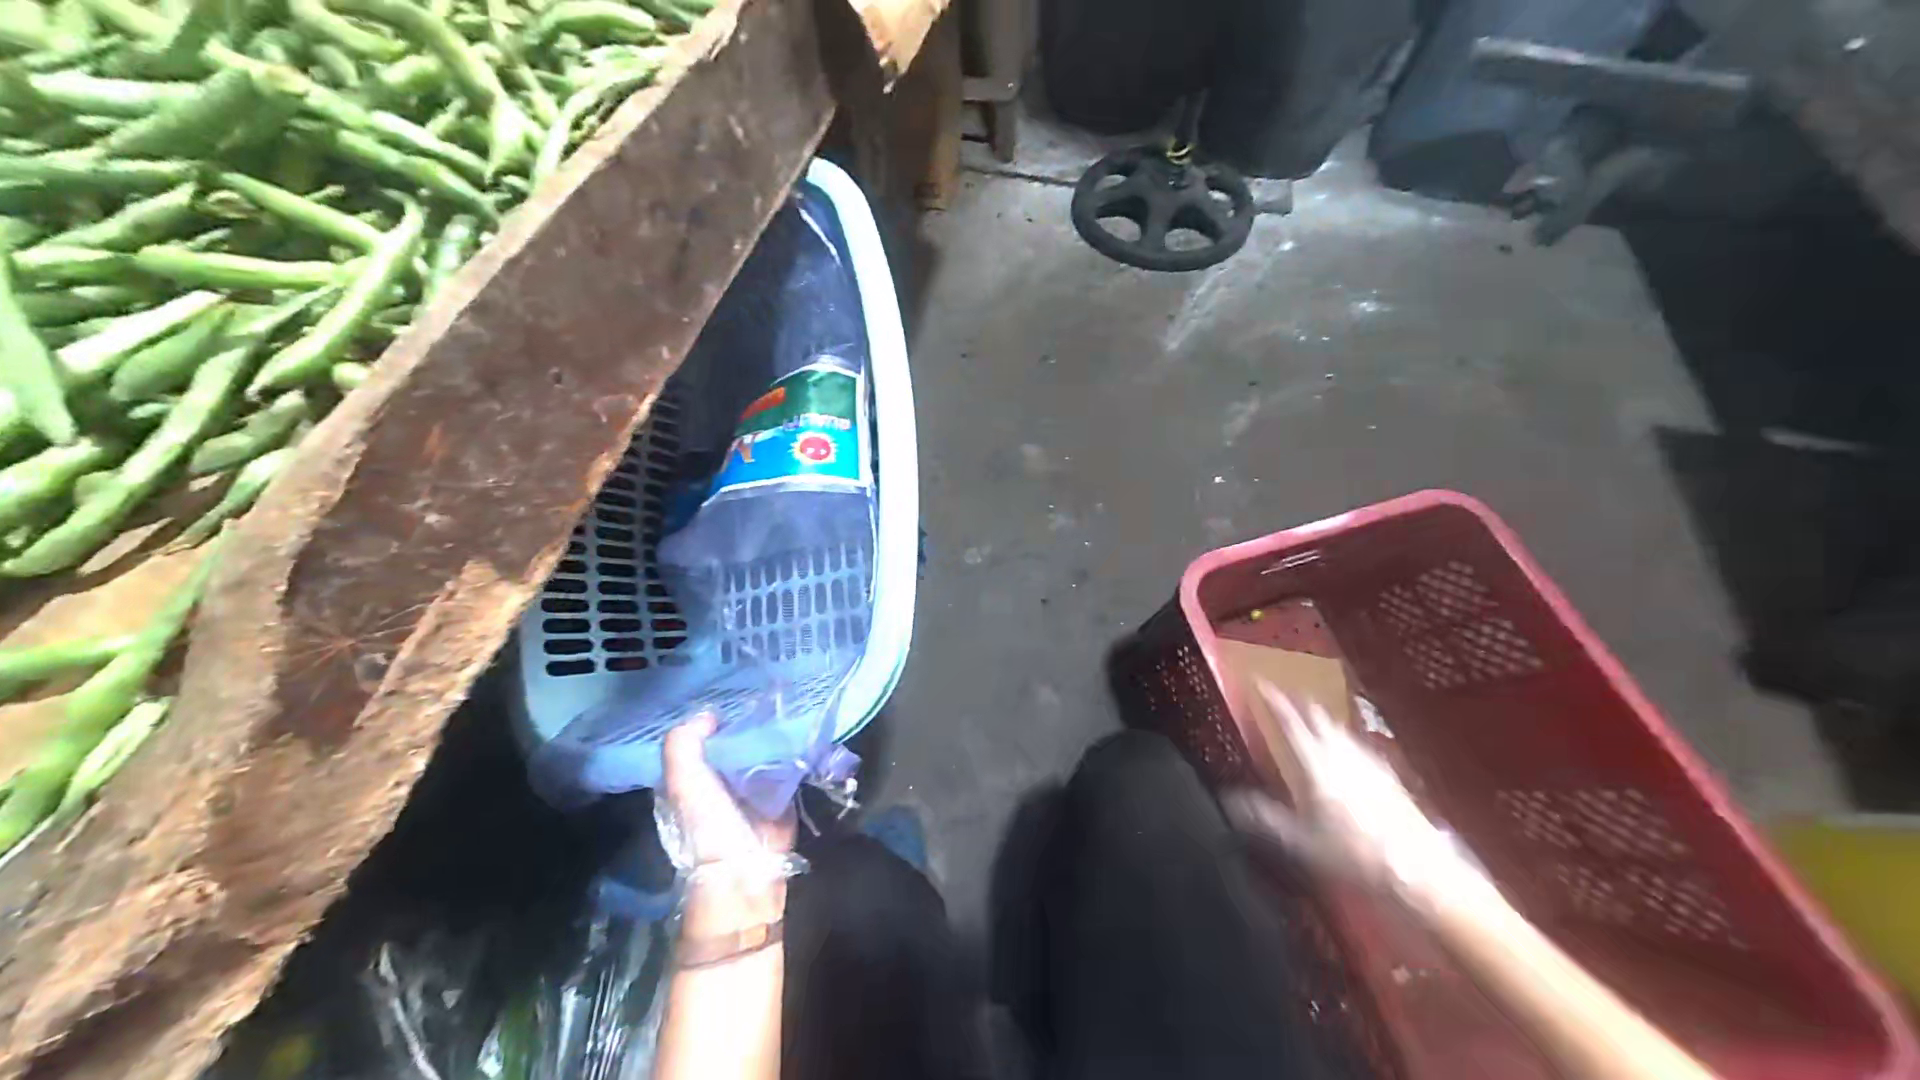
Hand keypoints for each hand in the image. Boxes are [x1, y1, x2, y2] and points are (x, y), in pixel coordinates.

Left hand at [663, 713, 796, 935]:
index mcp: (696, 775)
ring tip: (795, 706)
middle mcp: (725, 779)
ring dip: (780, 733)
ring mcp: (757, 788)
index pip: (708, 736)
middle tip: (774, 697)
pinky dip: (799, 751)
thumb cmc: (708, 826)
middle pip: (741, 739)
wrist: (744, 872)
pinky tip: (809, 731)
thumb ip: (683, 745)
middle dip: (755, 721)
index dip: (721, 716)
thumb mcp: (683, 782)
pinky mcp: (785, 797)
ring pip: (768, 750)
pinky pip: (792, 766)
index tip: (740, 695)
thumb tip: (710, 714)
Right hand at [1222, 682, 1498, 910]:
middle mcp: (1341, 755)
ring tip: (1312, 715)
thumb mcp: (1300, 841)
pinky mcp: (1389, 776)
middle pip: (1318, 718)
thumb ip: (1265, 817)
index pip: (1289, 723)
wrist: (1418, 871)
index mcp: (1315, 765)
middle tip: (1285, 695)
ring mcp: (1368, 763)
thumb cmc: (1352, 854)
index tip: (1259, 682)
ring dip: (1322, 718)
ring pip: (1340, 729)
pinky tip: (1348, 748)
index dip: (1273, 701)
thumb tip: (1230, 799)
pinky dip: (1345, 738)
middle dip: (1300, 703)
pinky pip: (1360, 745)